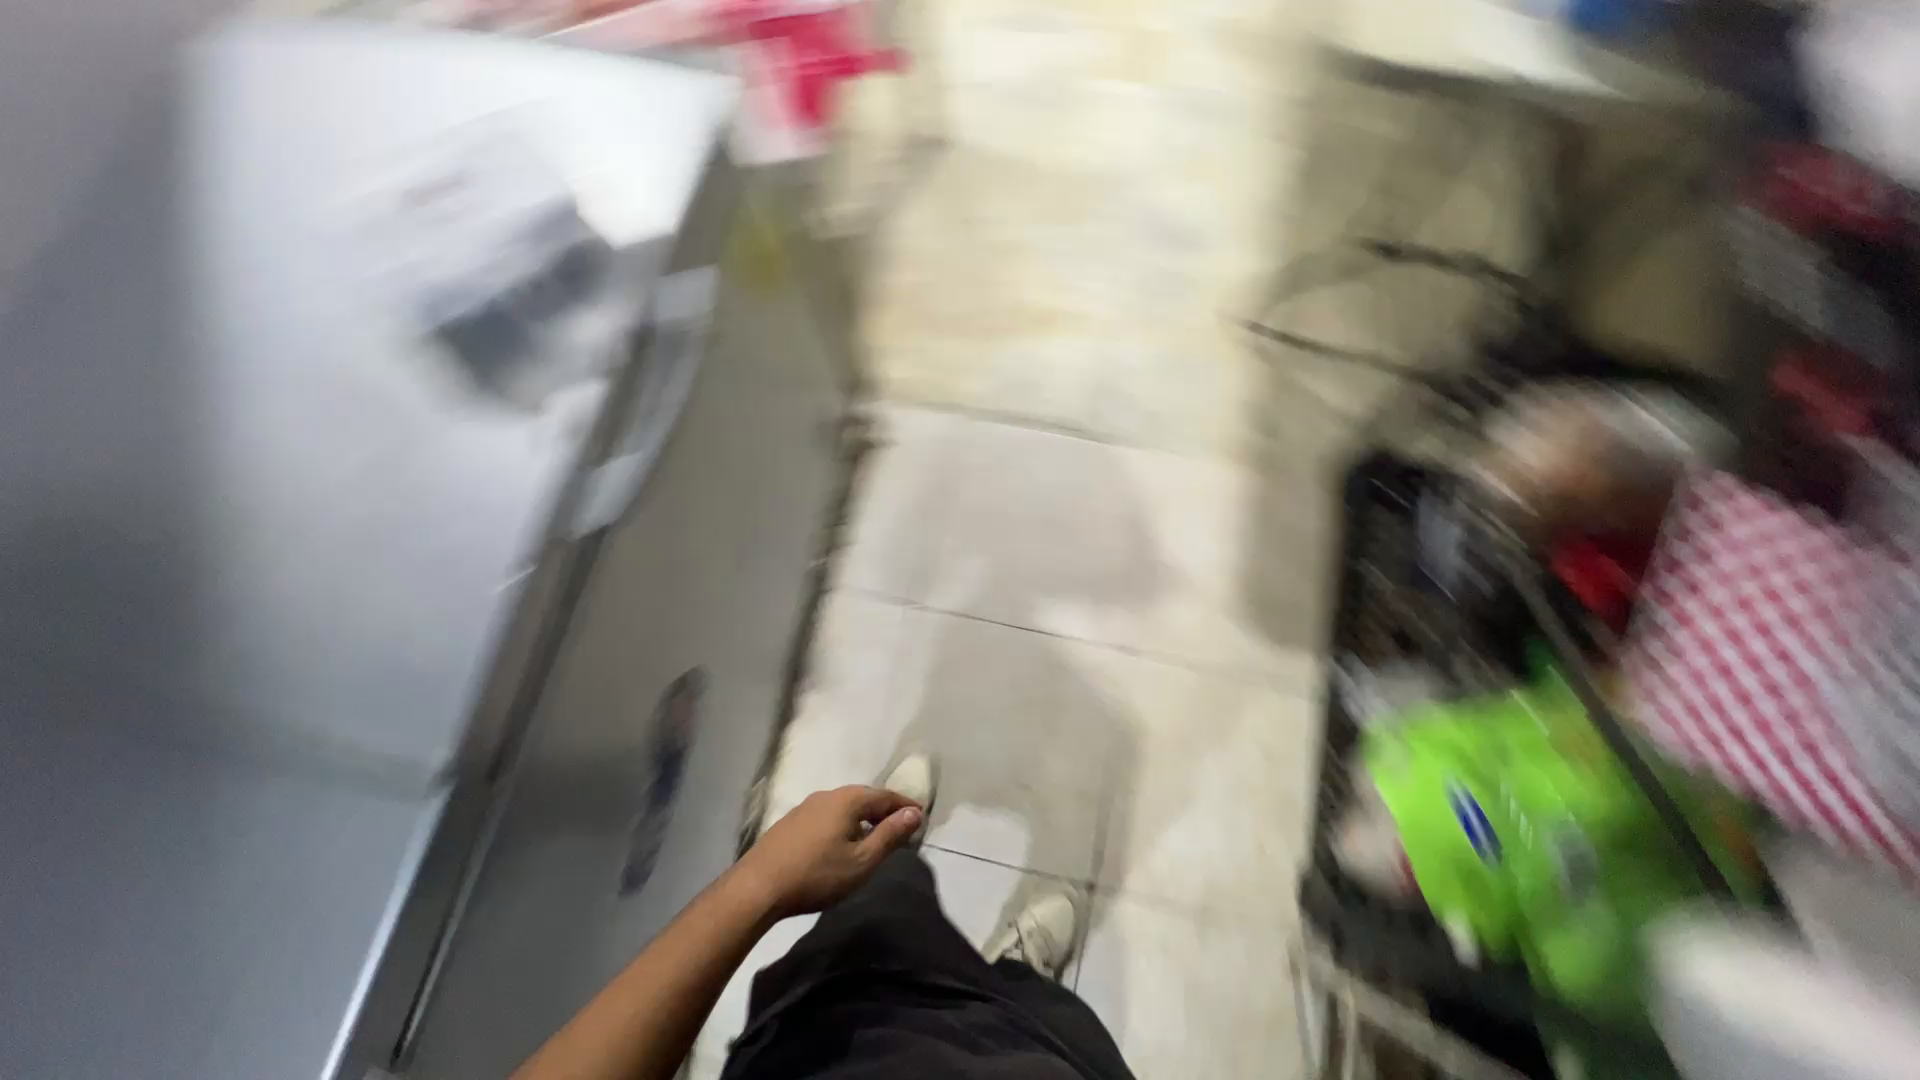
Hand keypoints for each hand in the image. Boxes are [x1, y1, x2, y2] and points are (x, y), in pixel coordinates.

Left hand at [731, 785, 922, 918]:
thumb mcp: (862, 861)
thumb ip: (890, 835)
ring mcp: (805, 807)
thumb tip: (914, 813)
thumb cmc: (817, 875)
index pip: (885, 796)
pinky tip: (842, 842)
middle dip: (885, 810)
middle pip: (864, 797)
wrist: (759, 887)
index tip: (921, 816)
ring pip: (844, 806)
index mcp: (847, 800)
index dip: (905, 805)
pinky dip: (844, 823)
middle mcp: (827, 795)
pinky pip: (828, 815)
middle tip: (902, 826)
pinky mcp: (791, 822)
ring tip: (875, 836)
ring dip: (863, 817)